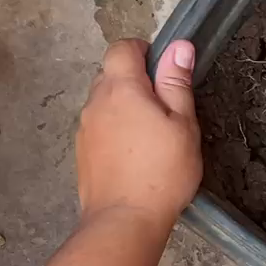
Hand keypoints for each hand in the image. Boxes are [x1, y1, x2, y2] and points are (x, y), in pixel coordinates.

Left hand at [76, 39, 200, 231]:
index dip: (145, 51)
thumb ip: (177, 82)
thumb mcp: (182, 125)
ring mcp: (85, 128)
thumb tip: (179, 46)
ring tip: (152, 137)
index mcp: (121, 88)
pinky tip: (136, 156)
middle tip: (165, 108)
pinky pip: (100, 128)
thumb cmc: (162, 172)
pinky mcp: (82, 152)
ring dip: (125, 108)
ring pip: (105, 103)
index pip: (123, 47)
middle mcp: (95, 102)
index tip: (165, 71)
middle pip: (111, 74)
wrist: (125, 220)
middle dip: (136, 81)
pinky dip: (116, 131)